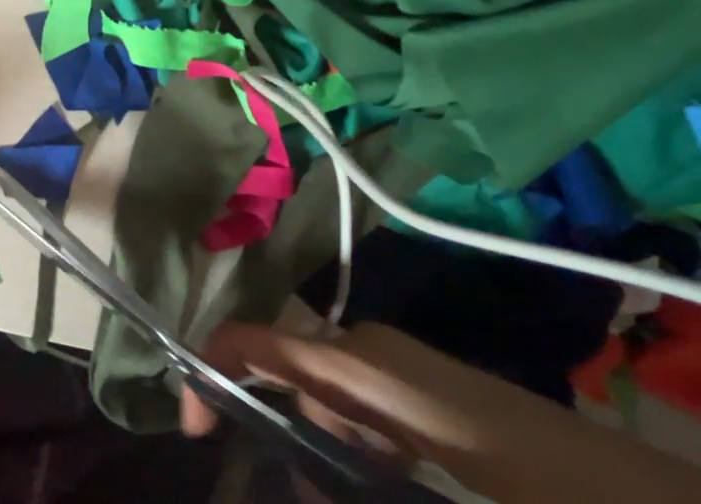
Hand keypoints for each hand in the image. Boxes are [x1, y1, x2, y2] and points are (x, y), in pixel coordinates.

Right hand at [182, 322, 697, 503]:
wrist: (637, 492)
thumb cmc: (523, 477)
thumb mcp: (411, 476)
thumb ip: (338, 467)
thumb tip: (286, 478)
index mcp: (358, 362)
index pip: (249, 342)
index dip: (204, 374)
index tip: (195, 432)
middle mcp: (369, 347)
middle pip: (281, 368)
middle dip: (263, 420)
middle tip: (279, 480)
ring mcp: (397, 364)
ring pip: (320, 390)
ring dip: (311, 440)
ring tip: (324, 485)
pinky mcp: (421, 386)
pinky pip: (357, 402)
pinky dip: (347, 440)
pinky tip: (376, 476)